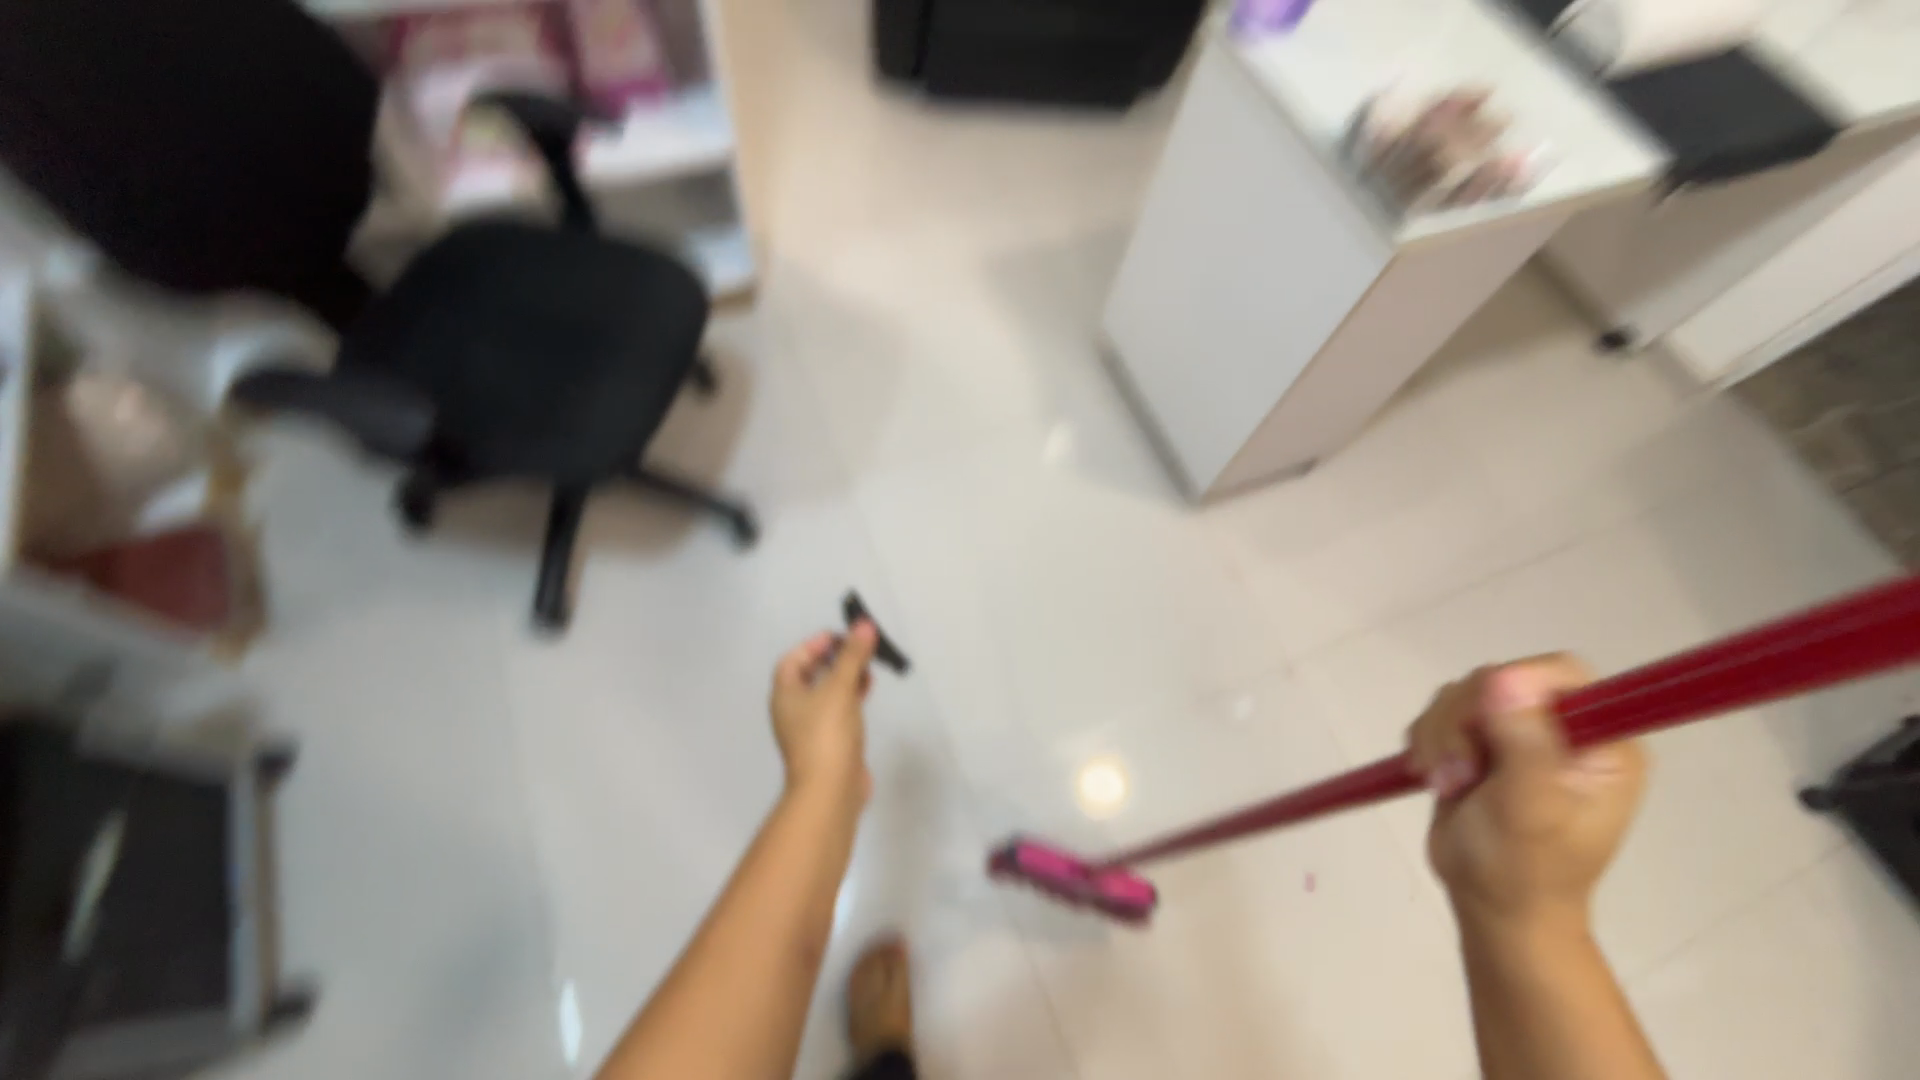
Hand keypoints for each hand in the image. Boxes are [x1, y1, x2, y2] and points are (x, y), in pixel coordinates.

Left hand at [770, 622, 878, 801]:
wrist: (830, 790)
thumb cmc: (826, 734)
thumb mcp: (839, 688)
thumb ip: (852, 656)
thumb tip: (864, 624)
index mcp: (785, 695)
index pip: (793, 660)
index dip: (814, 644)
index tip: (840, 638)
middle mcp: (793, 710)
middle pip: (810, 675)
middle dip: (834, 659)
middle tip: (858, 649)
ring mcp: (811, 729)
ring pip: (827, 693)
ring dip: (845, 677)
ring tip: (868, 668)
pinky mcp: (830, 743)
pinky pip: (838, 711)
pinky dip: (851, 698)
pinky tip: (868, 693)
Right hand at [1406, 656, 1648, 931]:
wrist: (1493, 907)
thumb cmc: (1523, 869)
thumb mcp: (1529, 809)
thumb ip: (1524, 743)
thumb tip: (1504, 678)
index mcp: (1600, 740)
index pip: (1559, 673)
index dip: (1514, 684)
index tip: (1480, 720)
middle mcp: (1561, 729)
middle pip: (1495, 681)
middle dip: (1461, 724)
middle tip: (1457, 775)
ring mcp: (1516, 734)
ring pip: (1459, 697)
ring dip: (1439, 737)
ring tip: (1445, 785)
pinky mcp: (1477, 743)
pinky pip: (1439, 714)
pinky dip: (1426, 742)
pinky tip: (1434, 777)